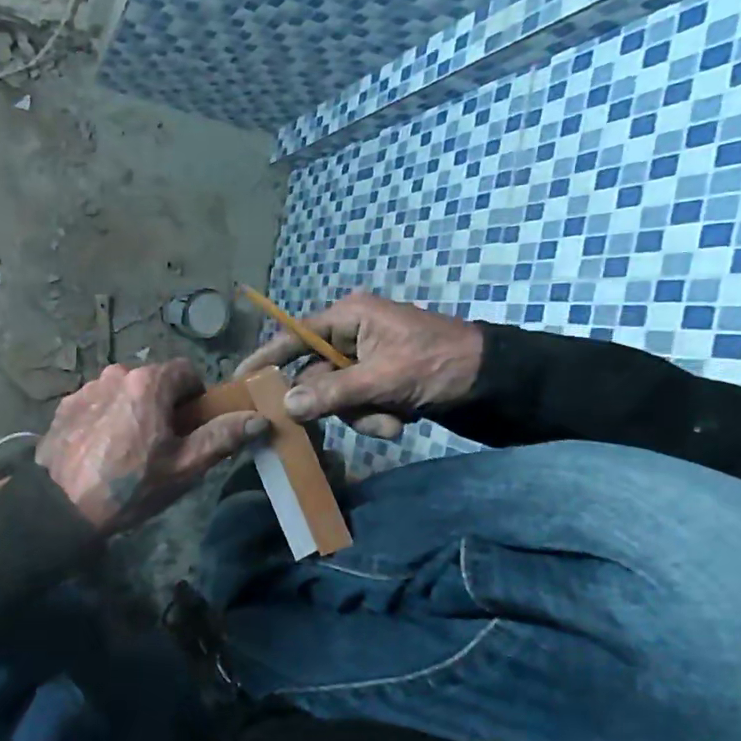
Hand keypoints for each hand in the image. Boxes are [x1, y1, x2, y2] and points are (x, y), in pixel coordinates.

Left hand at [36, 360, 269, 529]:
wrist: (61, 506)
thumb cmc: (130, 485)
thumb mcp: (183, 467)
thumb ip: (221, 437)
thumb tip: (257, 418)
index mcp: (147, 382)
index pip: (185, 371)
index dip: (195, 396)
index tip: (192, 425)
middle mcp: (115, 374)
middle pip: (153, 380)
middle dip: (163, 404)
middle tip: (163, 443)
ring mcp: (87, 387)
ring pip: (123, 391)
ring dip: (133, 409)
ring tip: (129, 448)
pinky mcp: (66, 404)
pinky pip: (98, 402)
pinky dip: (106, 417)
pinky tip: (102, 449)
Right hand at [234, 292, 483, 438]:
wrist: (499, 382)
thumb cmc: (439, 365)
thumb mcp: (384, 379)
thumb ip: (333, 393)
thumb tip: (286, 406)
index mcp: (349, 318)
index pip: (294, 336)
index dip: (267, 358)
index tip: (240, 379)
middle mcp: (351, 335)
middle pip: (315, 373)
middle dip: (332, 402)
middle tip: (336, 421)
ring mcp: (366, 360)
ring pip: (336, 394)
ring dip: (359, 415)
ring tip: (390, 422)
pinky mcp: (381, 380)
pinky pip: (358, 402)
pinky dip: (374, 417)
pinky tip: (400, 422)